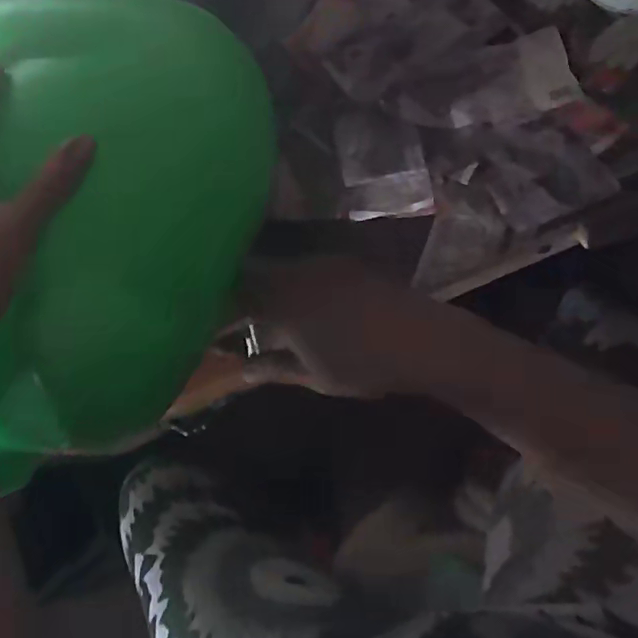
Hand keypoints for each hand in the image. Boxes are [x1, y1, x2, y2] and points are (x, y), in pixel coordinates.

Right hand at [234, 255, 423, 397]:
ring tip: (264, 308)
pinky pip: (304, 267)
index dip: (222, 309)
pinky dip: (292, 282)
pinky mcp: (343, 262)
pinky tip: (299, 300)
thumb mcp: (313, 375)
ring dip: (266, 285)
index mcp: (281, 301)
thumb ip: (274, 367)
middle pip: (255, 275)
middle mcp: (295, 273)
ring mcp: (321, 263)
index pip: (237, 296)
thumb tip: (243, 369)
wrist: (424, 340)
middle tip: (234, 314)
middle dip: (240, 293)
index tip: (212, 322)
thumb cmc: (364, 364)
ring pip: (280, 269)